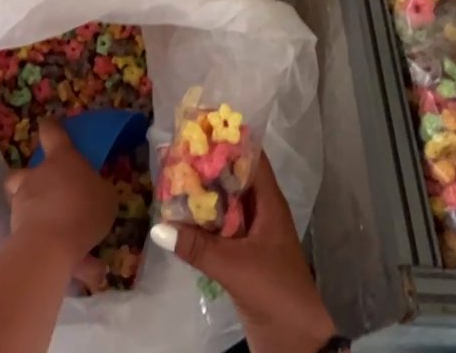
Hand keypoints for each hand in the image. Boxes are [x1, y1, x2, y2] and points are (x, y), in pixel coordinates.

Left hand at [4, 118, 117, 259]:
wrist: (51, 244)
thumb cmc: (84, 209)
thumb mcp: (106, 197)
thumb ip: (97, 191)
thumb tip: (93, 193)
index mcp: (61, 159)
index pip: (53, 134)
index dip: (51, 128)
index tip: (48, 124)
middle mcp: (37, 176)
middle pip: (22, 171)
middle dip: (28, 180)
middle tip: (46, 193)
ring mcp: (22, 202)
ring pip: (21, 202)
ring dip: (35, 212)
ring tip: (57, 232)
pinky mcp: (15, 229)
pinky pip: (30, 232)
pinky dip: (43, 241)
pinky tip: (65, 258)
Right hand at [151, 156, 335, 352]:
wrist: (297, 345)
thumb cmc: (276, 292)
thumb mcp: (236, 267)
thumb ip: (198, 246)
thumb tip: (158, 226)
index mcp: (269, 204)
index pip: (250, 159)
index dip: (228, 140)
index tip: (199, 124)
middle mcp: (261, 213)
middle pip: (233, 178)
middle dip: (206, 165)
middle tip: (173, 149)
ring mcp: (252, 236)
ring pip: (224, 204)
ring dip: (201, 194)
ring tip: (168, 177)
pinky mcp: (242, 257)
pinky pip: (218, 229)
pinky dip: (200, 221)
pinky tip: (176, 218)